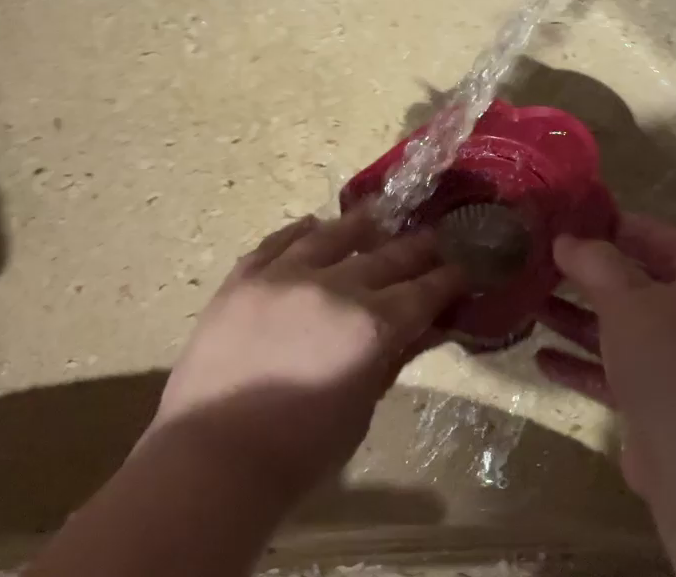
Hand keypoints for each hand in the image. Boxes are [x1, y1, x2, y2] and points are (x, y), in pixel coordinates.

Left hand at [150, 210, 467, 491]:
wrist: (212, 458)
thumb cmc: (299, 452)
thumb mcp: (361, 408)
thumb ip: (393, 359)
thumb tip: (427, 329)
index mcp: (372, 326)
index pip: (424, 292)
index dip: (449, 278)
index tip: (463, 267)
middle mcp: (335, 287)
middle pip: (388, 257)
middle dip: (417, 248)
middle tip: (435, 239)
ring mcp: (285, 276)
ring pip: (333, 235)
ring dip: (361, 225)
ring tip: (378, 216)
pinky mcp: (244, 278)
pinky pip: (278, 242)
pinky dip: (299, 231)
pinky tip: (313, 224)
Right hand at [534, 213, 675, 495]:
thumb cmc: (664, 358)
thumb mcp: (624, 299)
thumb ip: (593, 262)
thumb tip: (565, 240)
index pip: (666, 240)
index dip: (624, 226)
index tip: (581, 219)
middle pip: (639, 286)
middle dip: (591, 276)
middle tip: (548, 260)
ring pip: (623, 329)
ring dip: (579, 319)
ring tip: (532, 305)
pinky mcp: (658, 400)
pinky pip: (616, 371)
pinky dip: (583, 363)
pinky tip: (541, 358)